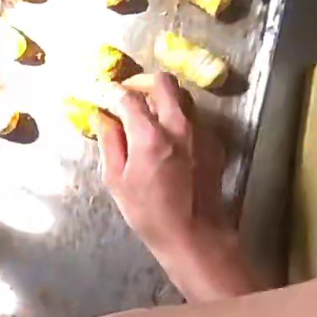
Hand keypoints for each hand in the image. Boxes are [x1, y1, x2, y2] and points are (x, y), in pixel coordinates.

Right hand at [97, 73, 255, 300]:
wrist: (195, 234)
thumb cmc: (149, 213)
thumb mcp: (117, 180)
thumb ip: (109, 142)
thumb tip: (102, 117)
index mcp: (150, 136)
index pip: (128, 97)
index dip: (112, 93)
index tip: (102, 97)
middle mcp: (178, 126)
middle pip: (162, 81)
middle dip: (141, 82)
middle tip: (128, 96)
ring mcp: (200, 132)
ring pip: (181, 96)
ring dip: (162, 98)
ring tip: (147, 115)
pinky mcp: (213, 142)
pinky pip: (193, 117)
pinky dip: (177, 118)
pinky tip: (167, 139)